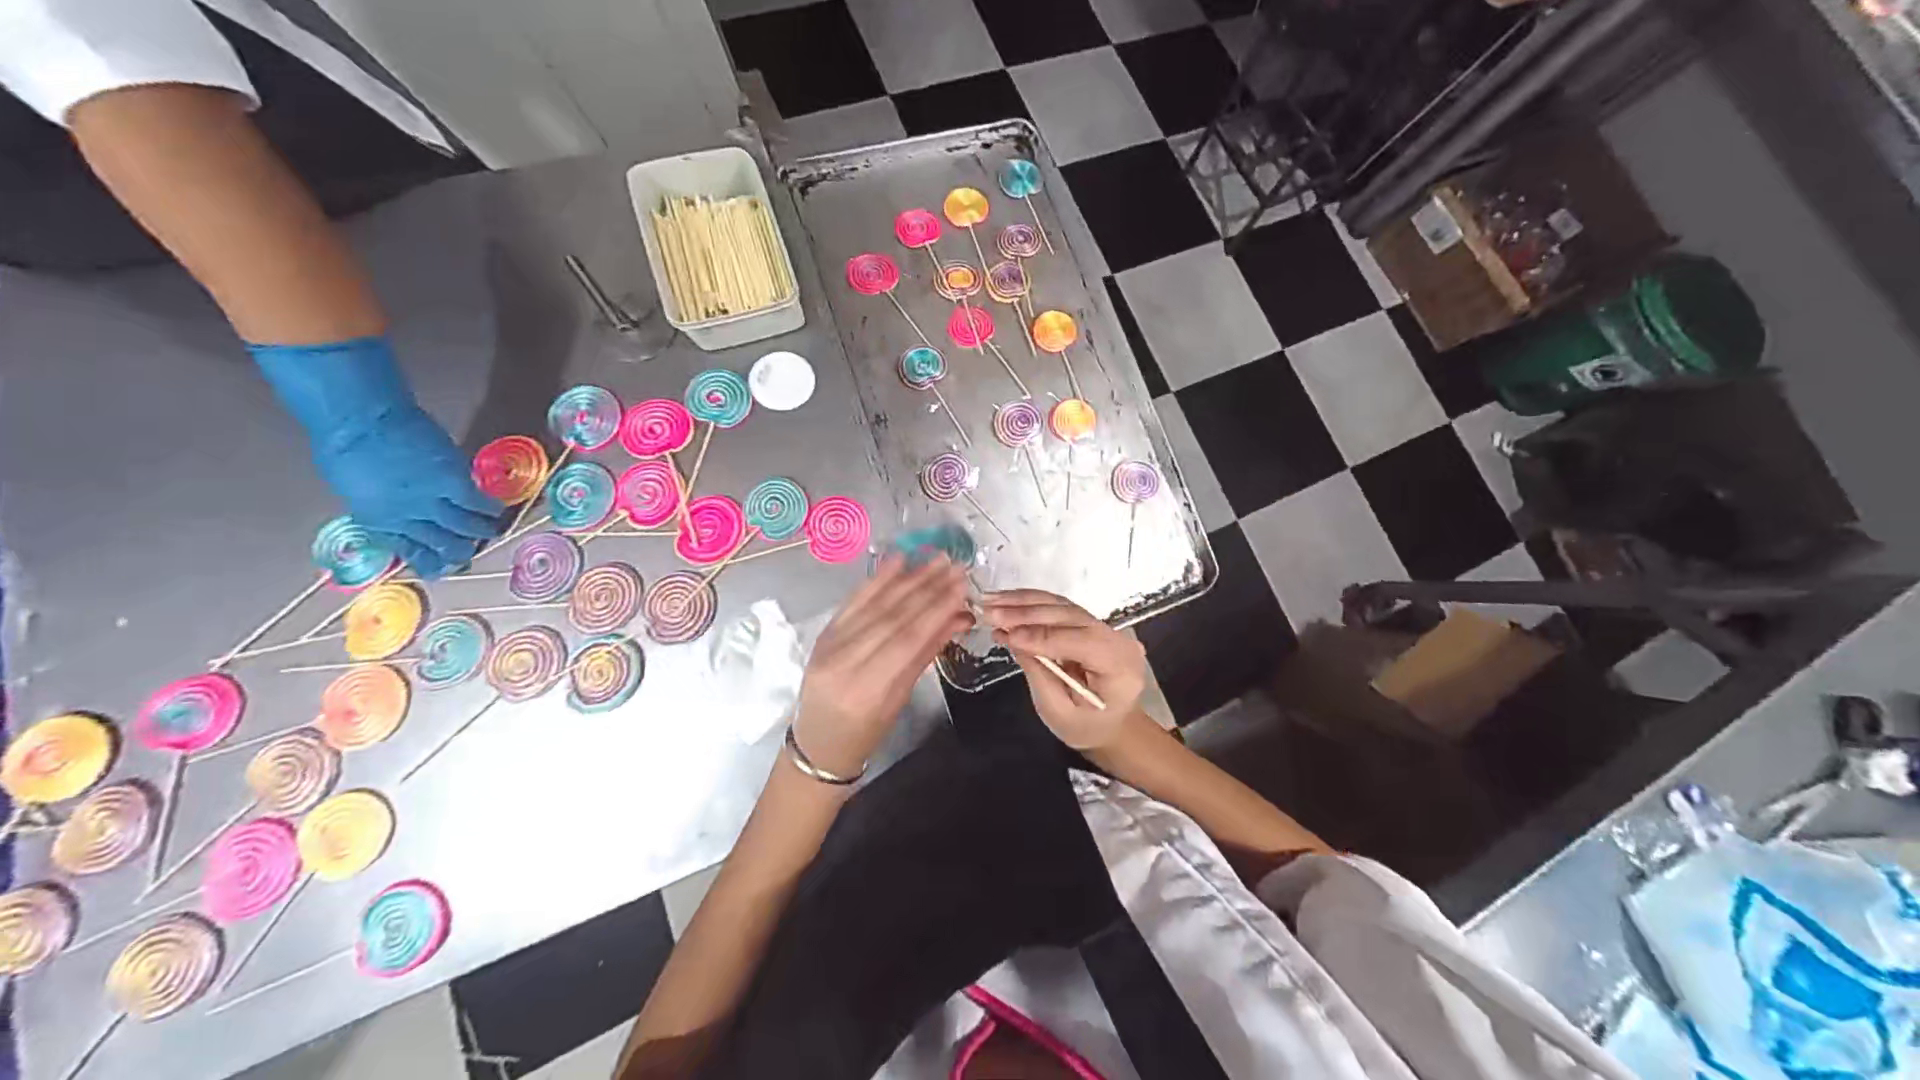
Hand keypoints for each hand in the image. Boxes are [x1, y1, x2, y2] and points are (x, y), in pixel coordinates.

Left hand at [249, 337, 502, 577]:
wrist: (358, 419)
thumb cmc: (345, 446)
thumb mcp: (355, 488)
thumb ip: (383, 506)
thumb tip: (404, 512)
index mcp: (379, 522)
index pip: (412, 554)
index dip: (432, 564)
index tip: (442, 568)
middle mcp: (407, 520)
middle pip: (446, 546)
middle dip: (463, 551)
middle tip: (473, 547)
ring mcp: (432, 503)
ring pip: (468, 529)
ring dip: (483, 530)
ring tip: (492, 528)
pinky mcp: (453, 484)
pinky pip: (480, 504)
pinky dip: (490, 509)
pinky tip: (496, 509)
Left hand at [791, 555, 971, 777]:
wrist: (817, 745)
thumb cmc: (865, 734)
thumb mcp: (899, 702)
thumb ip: (925, 656)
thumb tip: (959, 618)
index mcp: (869, 688)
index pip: (909, 639)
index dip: (937, 609)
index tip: (962, 586)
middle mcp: (845, 661)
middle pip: (893, 616)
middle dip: (927, 588)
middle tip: (954, 566)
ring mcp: (830, 645)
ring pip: (875, 605)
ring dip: (908, 579)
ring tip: (935, 560)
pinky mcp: (823, 634)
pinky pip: (853, 602)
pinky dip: (877, 580)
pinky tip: (896, 561)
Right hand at [983, 590, 1145, 750]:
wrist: (1109, 725)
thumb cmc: (1085, 726)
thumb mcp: (1058, 711)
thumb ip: (1038, 672)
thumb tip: (1012, 637)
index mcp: (1120, 667)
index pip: (1081, 641)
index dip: (1043, 635)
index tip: (1009, 633)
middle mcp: (1118, 639)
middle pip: (1070, 616)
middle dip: (1028, 613)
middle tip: (991, 612)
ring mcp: (1105, 627)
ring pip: (1062, 605)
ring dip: (1023, 602)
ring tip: (991, 602)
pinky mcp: (1089, 622)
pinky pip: (1058, 607)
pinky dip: (1030, 603)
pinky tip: (1005, 602)